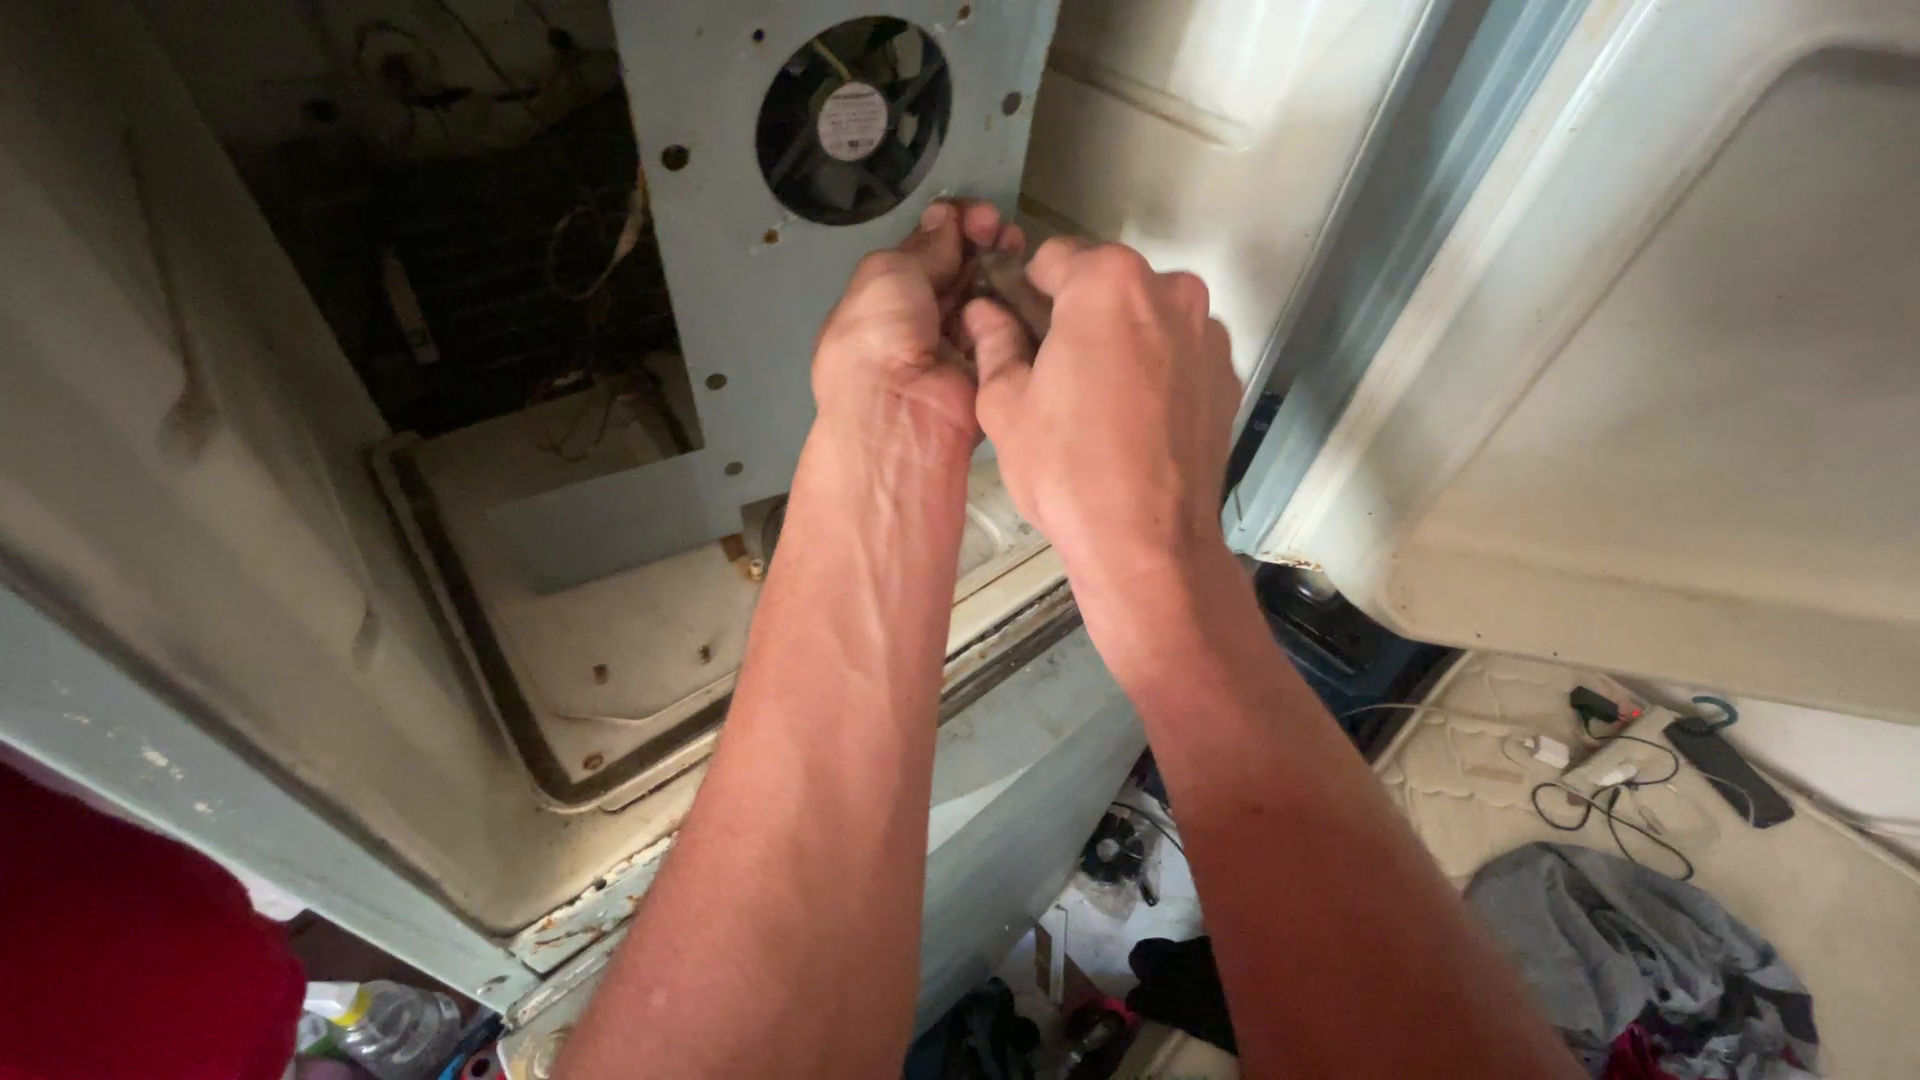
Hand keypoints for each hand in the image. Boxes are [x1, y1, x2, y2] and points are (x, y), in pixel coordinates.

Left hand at [813, 200, 1024, 456]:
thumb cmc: (878, 336)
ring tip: (1017, 247)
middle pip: (956, 274)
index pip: (921, 255)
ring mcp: (953, 350)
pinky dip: (1013, 309)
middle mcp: (917, 324)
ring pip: (983, 300)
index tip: (973, 213)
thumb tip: (944, 218)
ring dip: (1001, 270)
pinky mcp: (984, 373)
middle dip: (978, 244)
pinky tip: (1023, 287)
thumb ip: (923, 246)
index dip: (948, 228)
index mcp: (883, 300)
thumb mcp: (887, 274)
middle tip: (1001, 226)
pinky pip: (1003, 333)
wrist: (899, 413)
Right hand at [961, 239, 1239, 576]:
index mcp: (1108, 283)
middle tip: (1055, 374)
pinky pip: (1178, 354)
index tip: (1018, 330)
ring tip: (1099, 404)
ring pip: (1147, 318)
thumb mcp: (1005, 405)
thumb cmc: (1066, 469)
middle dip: (1078, 314)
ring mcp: (1208, 334)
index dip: (1027, 292)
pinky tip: (1136, 422)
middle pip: (1107, 285)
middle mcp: (1171, 291)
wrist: (1148, 544)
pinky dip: (1156, 370)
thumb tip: (982, 312)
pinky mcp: (1227, 376)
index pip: (1054, 257)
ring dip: (1121, 340)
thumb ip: (993, 342)